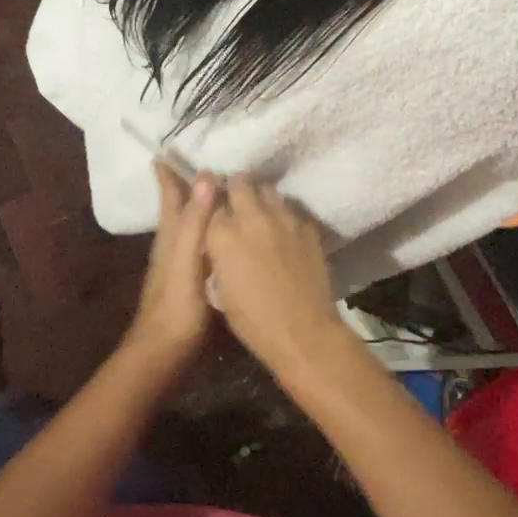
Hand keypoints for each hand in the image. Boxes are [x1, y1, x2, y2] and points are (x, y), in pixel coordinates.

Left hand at [122, 163, 220, 366]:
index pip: (170, 197)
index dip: (169, 175)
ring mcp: (180, 267)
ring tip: (219, 195)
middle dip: (186, 186)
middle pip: (178, 209)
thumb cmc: (175, 308)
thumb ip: (195, 222)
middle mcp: (172, 246)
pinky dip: (210, 233)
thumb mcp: (187, 261)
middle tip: (204, 165)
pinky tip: (224, 239)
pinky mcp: (190, 284)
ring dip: (199, 208)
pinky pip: (201, 247)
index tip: (169, 151)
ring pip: (189, 227)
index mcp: (171, 237)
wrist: (163, 355)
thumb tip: (205, 176)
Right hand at [204, 176, 347, 376]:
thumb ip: (218, 254)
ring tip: (261, 215)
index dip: (212, 208)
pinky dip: (285, 217)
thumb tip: (220, 241)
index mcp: (223, 234)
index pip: (210, 203)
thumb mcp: (220, 288)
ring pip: (268, 190)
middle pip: (239, 183)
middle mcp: (251, 218)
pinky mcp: (307, 227)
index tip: (214, 215)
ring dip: (261, 199)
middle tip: (236, 205)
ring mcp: (283, 219)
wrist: (303, 333)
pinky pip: (291, 211)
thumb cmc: (253, 321)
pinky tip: (285, 234)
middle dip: (235, 190)